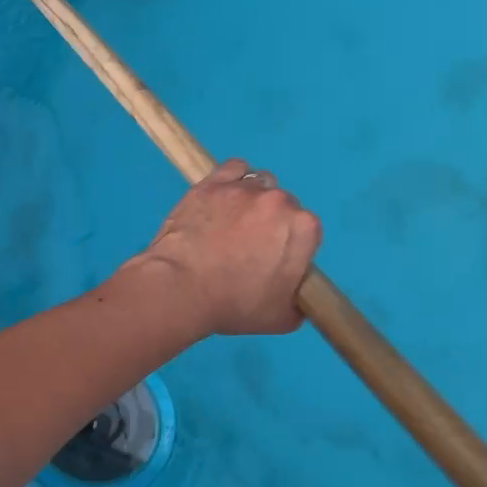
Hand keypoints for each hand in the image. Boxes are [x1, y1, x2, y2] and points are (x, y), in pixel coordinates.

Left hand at [131, 158, 320, 335]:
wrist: (180, 287)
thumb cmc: (234, 305)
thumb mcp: (282, 318)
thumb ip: (298, 301)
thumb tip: (297, 297)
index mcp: (304, 228)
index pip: (306, 230)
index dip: (289, 245)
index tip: (270, 260)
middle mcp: (279, 201)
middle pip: (283, 205)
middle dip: (269, 222)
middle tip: (246, 245)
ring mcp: (243, 189)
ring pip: (259, 184)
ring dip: (252, 199)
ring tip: (232, 220)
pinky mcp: (211, 183)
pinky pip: (233, 168)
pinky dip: (232, 178)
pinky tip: (222, 195)